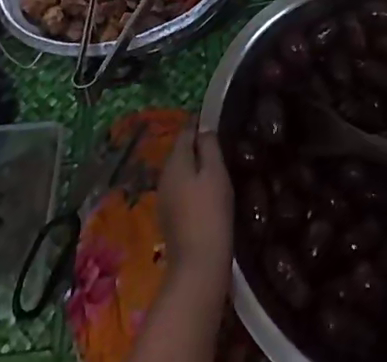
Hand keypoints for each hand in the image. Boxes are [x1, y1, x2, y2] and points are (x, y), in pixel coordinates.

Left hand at [158, 126, 232, 277]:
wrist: (198, 265)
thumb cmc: (211, 212)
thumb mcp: (215, 173)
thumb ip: (209, 146)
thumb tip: (204, 128)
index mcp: (175, 161)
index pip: (186, 132)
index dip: (200, 124)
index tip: (217, 122)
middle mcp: (164, 176)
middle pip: (181, 152)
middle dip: (198, 146)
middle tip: (222, 145)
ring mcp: (164, 198)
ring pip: (181, 172)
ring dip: (196, 167)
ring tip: (218, 169)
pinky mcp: (169, 218)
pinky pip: (181, 190)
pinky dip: (193, 186)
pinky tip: (209, 194)